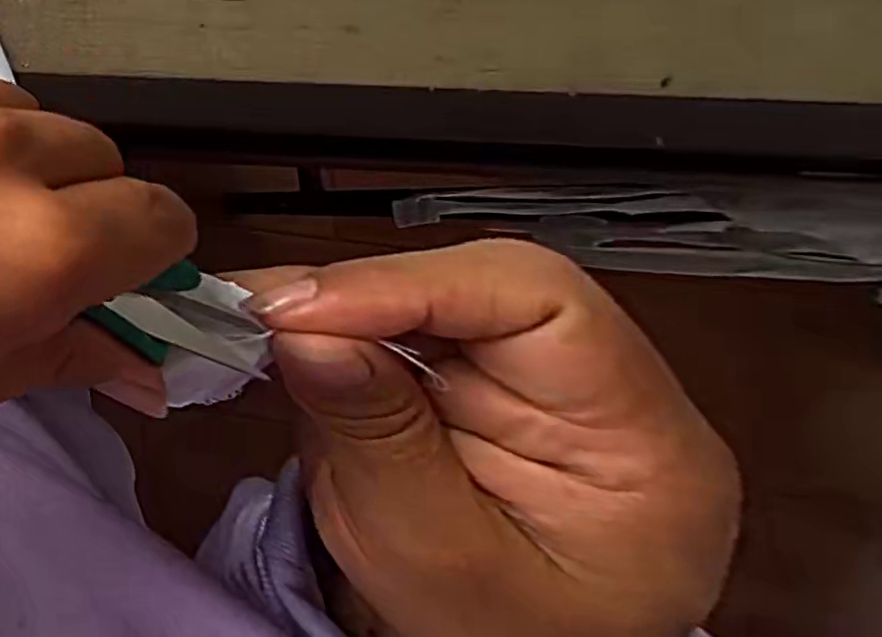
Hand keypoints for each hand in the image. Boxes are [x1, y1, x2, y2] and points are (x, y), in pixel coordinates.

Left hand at [0, 59, 191, 538]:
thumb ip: (72, 353)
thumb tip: (149, 365)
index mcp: (40, 241)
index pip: (161, 216)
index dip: (151, 248)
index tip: (119, 263)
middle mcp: (1, 147)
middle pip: (101, 151)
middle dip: (83, 199)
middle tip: (20, 237)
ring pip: (25, 112)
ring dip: (14, 155)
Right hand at [230, 240, 738, 636]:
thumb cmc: (487, 626)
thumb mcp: (431, 548)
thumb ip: (374, 435)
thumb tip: (305, 335)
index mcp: (632, 435)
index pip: (534, 298)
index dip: (406, 285)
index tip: (304, 312)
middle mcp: (573, 377)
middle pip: (455, 279)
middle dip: (348, 292)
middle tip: (260, 314)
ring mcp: (503, 363)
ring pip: (401, 285)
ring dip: (316, 302)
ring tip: (248, 322)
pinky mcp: (444, 359)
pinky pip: (372, 311)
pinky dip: (310, 318)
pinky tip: (269, 333)